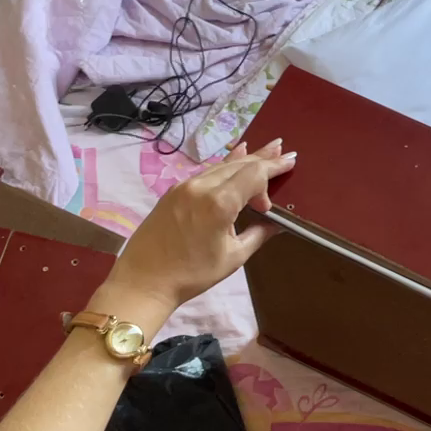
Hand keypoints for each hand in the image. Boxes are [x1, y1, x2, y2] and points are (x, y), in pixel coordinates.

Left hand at [99, 139, 295, 323]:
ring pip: (222, 165)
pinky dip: (225, 165)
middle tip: (285, 151)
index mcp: (219, 203)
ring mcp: (185, 186)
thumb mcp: (233, 257)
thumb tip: (277, 224)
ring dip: (245, 159)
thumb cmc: (192, 274)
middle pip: (239, 164)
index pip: (254, 174)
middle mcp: (201, 186)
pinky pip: (206, 171)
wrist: (144, 281)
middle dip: (264, 159)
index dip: (271, 175)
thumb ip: (258, 234)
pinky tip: (236, 154)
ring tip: (267, 149)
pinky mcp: (174, 191)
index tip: (279, 188)